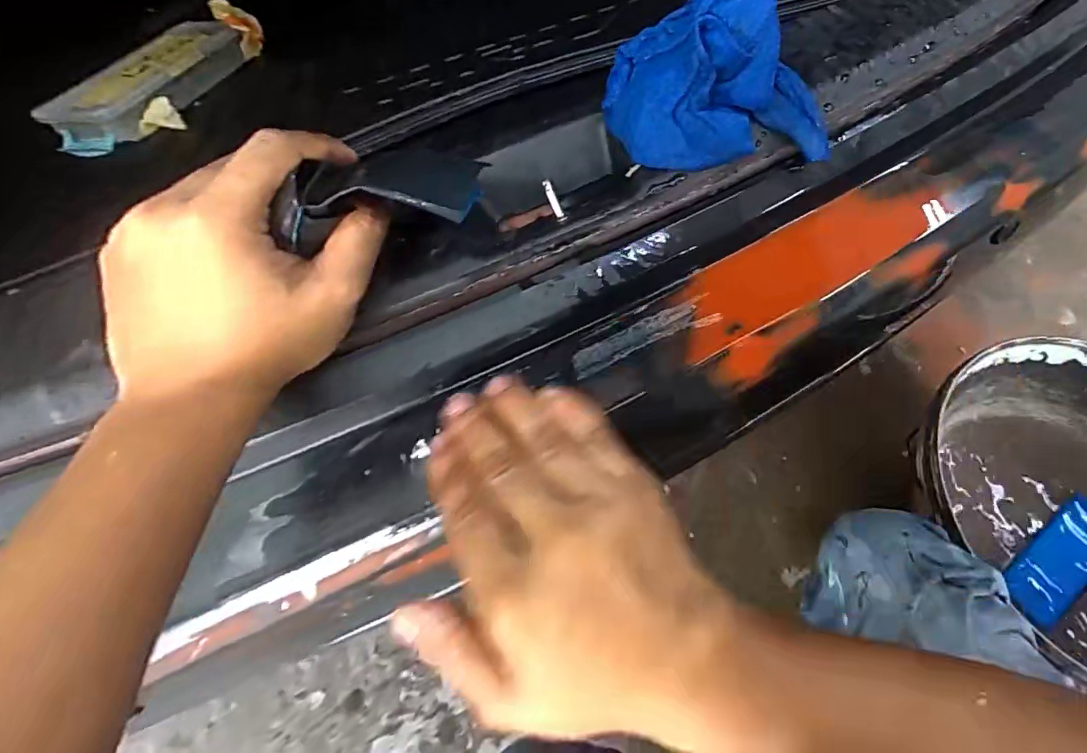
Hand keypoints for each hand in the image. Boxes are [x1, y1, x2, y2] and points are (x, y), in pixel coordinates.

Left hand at [98, 129, 387, 411]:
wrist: (183, 402)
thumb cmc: (264, 348)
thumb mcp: (332, 295)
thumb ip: (359, 240)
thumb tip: (368, 205)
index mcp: (213, 216)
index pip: (268, 147)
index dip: (315, 145)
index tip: (346, 164)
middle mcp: (160, 210)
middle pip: (234, 162)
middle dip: (283, 172)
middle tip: (317, 205)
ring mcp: (130, 230)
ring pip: (202, 183)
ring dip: (247, 192)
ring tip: (275, 230)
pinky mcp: (117, 250)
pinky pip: (174, 208)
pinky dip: (212, 212)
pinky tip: (232, 249)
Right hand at [391, 378, 746, 741]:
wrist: (683, 654)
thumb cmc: (594, 681)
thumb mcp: (510, 699)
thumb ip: (453, 653)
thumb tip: (403, 612)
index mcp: (511, 591)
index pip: (467, 517)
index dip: (449, 476)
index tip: (439, 448)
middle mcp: (551, 535)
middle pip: (502, 470)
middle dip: (475, 433)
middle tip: (457, 406)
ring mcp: (598, 502)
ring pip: (546, 444)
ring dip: (518, 411)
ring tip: (495, 388)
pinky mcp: (635, 484)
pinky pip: (598, 438)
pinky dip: (573, 412)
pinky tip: (552, 394)